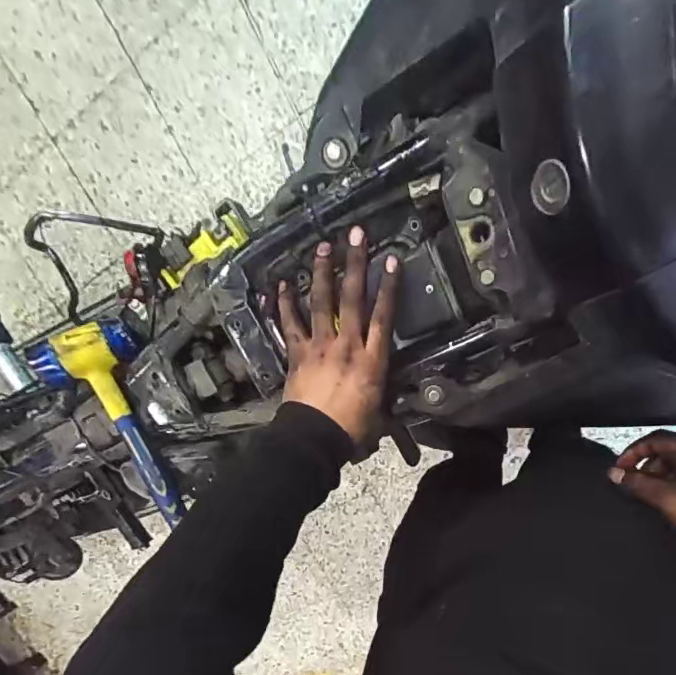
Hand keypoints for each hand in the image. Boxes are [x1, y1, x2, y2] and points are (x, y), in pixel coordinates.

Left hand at [276, 228, 400, 449]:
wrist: (315, 438)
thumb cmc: (351, 430)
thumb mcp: (379, 410)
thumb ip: (382, 389)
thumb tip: (386, 385)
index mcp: (372, 360)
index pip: (383, 316)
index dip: (389, 286)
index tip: (392, 261)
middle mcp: (346, 346)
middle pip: (352, 298)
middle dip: (355, 264)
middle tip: (355, 236)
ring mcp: (319, 347)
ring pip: (321, 302)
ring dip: (322, 273)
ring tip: (323, 247)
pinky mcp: (297, 354)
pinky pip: (290, 323)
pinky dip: (285, 303)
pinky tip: (283, 284)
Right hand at [609, 430, 675, 549]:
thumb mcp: (666, 499)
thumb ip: (637, 484)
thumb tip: (614, 473)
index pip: (655, 439)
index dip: (632, 453)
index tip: (620, 472)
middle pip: (672, 450)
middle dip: (650, 467)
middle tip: (640, 489)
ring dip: (669, 476)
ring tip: (661, 499)